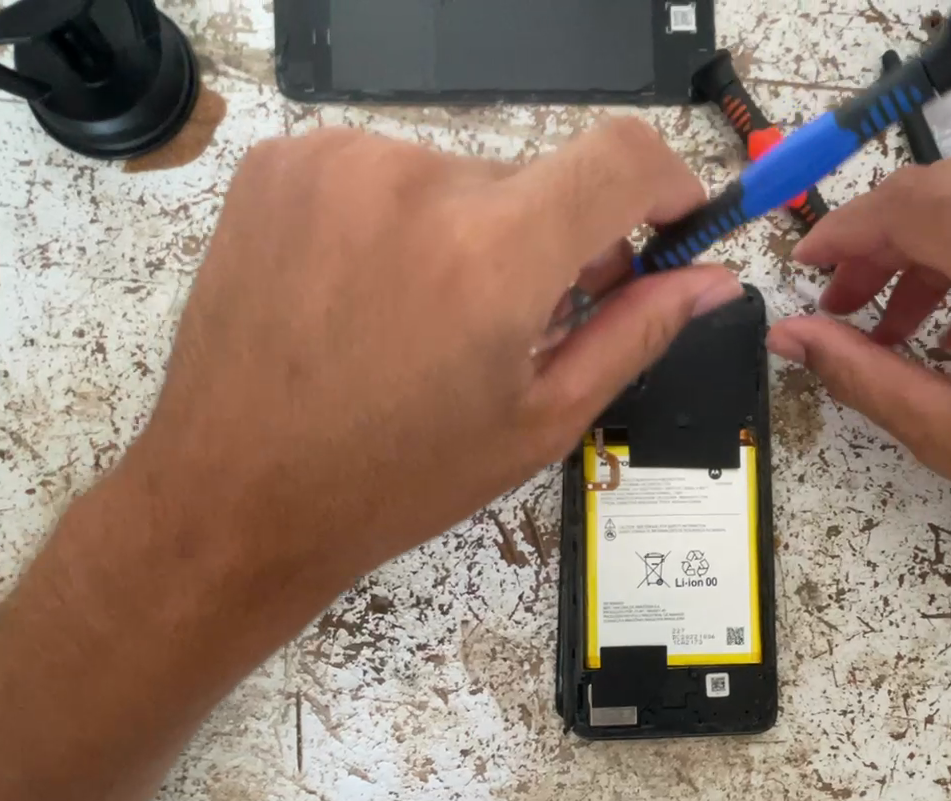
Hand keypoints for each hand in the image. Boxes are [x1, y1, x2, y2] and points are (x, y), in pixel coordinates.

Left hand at [111, 121, 740, 640]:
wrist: (239, 494)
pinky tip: (376, 296)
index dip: (668, 182)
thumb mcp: (540, 421)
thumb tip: (711, 280)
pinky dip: (407, 223)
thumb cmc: (400, 478)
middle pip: (537, 180)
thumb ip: (636, 333)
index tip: (668, 226)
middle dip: (556, 242)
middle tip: (530, 320)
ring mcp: (336, 159)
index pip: (622, 157)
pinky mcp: (281, 162)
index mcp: (491, 254)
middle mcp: (414, 178)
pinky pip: (387, 173)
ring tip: (435, 322)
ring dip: (476, 235)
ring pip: (461, 178)